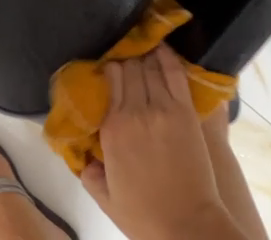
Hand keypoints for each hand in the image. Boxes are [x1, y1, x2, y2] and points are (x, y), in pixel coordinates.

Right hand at [81, 48, 246, 239]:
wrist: (186, 225)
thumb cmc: (145, 215)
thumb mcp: (106, 198)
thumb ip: (89, 173)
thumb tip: (84, 157)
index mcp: (112, 130)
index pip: (111, 79)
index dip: (111, 69)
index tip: (112, 70)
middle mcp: (135, 112)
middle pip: (130, 67)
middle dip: (128, 60)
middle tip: (130, 61)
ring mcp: (163, 108)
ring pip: (150, 66)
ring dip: (146, 56)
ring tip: (145, 52)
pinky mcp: (185, 111)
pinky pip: (175, 73)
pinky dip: (168, 57)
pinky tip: (163, 48)